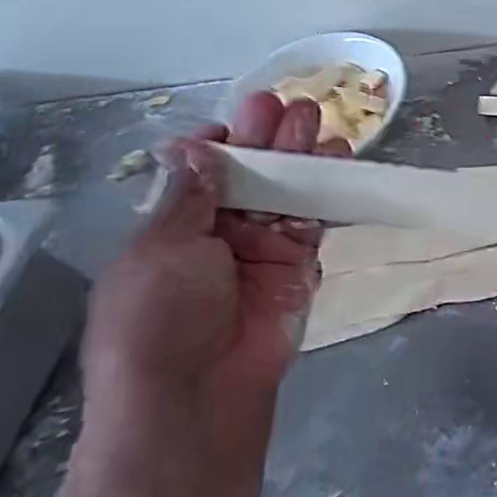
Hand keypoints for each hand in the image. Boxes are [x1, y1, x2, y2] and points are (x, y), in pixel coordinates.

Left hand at [81, 92, 350, 410]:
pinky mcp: (300, 262)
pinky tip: (338, 158)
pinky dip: (327, 188)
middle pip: (249, 174)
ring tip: (315, 118)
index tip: (239, 117)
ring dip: (301, 155)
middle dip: (266, 137)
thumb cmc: (158, 318)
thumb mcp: (160, 250)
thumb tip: (198, 147)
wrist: (198, 392)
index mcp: (172, 227)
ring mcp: (263, 246)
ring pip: (286, 189)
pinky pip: (315, 216)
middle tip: (287, 104)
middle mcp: (219, 231)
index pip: (199, 172)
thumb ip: (190, 196)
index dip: (219, 142)